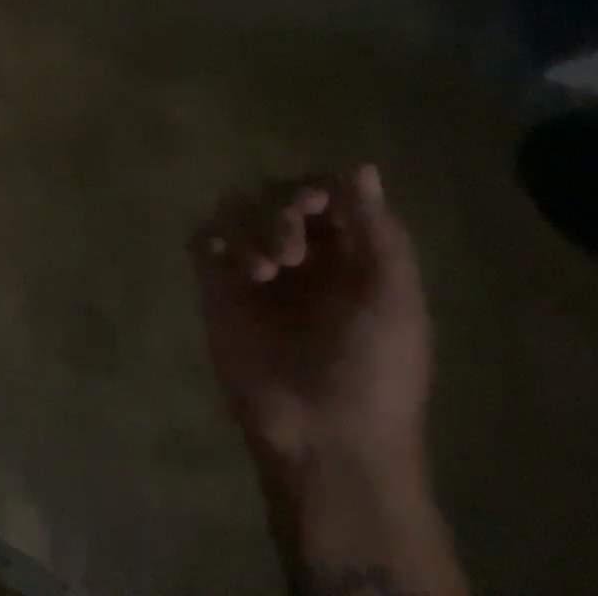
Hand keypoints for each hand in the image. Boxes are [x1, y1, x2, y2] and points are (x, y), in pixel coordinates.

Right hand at [190, 165, 430, 467]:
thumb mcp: (394, 299)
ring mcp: (254, 272)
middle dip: (280, 210)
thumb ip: (377, 232)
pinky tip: (236, 270)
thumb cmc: (374, 367)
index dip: (316, 188)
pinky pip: (203, 242)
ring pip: (236, 212)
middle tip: (290, 250)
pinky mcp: (215, 289)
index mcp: (352, 257)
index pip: (327, 196)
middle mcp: (302, 257)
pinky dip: (213, 240)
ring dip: (249, 227)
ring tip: (265, 270)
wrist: (323, 430)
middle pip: (276, 197)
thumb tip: (359, 167)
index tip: (312, 203)